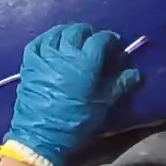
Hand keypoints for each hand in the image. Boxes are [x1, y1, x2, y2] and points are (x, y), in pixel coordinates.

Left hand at [3, 23, 141, 165]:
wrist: (41, 135)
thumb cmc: (75, 121)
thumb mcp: (102, 104)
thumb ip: (119, 85)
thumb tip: (135, 72)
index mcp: (85, 63)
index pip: (100, 39)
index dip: (110, 39)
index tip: (115, 44)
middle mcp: (64, 53)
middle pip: (78, 31)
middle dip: (90, 33)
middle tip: (95, 41)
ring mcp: (44, 56)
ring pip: (57, 32)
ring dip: (69, 32)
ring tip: (75, 40)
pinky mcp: (29, 62)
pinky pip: (38, 42)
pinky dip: (48, 38)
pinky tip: (53, 42)